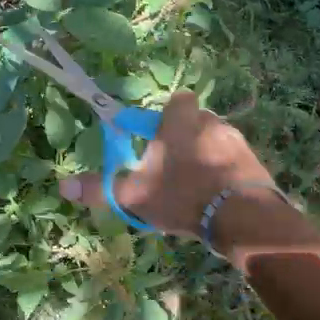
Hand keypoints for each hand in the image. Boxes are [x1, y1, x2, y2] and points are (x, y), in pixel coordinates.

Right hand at [57, 90, 275, 236]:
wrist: (245, 220)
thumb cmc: (183, 195)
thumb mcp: (134, 195)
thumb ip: (99, 189)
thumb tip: (62, 186)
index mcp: (180, 120)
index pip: (177, 100)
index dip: (167, 116)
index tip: (157, 138)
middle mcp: (211, 122)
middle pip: (195, 121)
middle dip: (184, 138)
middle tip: (171, 166)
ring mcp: (239, 143)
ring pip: (216, 142)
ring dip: (206, 157)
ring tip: (194, 187)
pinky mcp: (257, 165)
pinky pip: (235, 163)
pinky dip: (226, 175)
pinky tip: (216, 200)